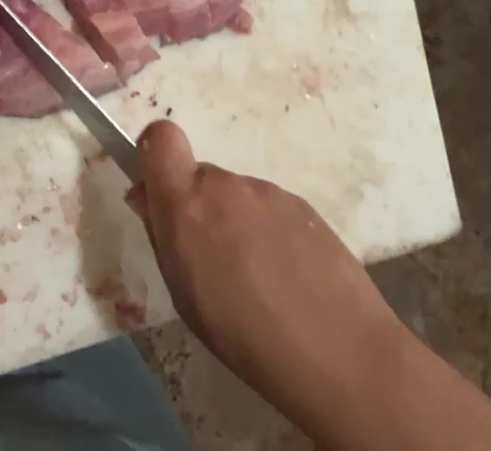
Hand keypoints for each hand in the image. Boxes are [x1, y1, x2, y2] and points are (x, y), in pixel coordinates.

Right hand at [128, 120, 408, 427]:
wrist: (341, 352)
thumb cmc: (243, 334)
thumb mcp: (182, 293)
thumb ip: (162, 235)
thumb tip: (149, 199)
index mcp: (187, 202)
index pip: (160, 138)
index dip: (154, 155)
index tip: (158, 191)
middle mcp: (227, 186)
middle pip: (200, 177)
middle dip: (197, 207)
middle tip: (211, 259)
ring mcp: (270, 194)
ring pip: (237, 197)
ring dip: (236, 224)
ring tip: (256, 278)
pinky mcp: (306, 208)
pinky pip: (270, 211)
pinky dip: (269, 235)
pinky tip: (286, 278)